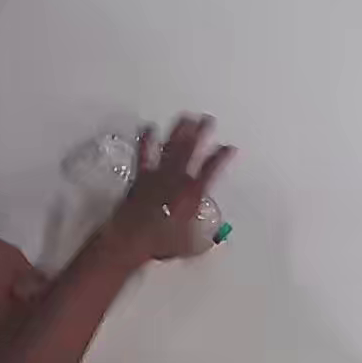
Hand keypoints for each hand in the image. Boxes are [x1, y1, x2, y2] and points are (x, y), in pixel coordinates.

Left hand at [102, 115, 235, 261]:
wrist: (132, 239)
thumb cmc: (159, 242)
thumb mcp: (190, 245)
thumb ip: (202, 239)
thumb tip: (208, 241)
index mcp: (193, 194)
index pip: (212, 169)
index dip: (222, 157)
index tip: (229, 148)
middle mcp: (177, 180)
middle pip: (192, 149)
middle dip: (201, 132)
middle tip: (208, 120)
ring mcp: (159, 175)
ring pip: (172, 147)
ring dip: (179, 131)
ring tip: (186, 118)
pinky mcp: (141, 176)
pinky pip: (144, 153)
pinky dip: (147, 140)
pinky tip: (149, 127)